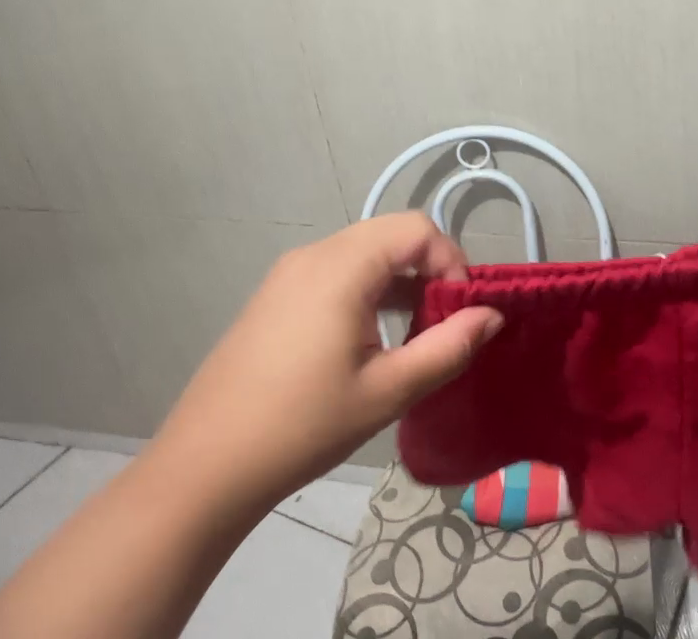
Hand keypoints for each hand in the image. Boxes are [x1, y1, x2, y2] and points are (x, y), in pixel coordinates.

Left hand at [147, 213, 503, 510]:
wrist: (205, 467)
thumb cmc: (304, 426)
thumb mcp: (389, 391)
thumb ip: (449, 347)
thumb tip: (492, 315)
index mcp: (340, 268)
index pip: (416, 229)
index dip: (451, 261)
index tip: (460, 313)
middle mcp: (312, 256)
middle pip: (390, 234)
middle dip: (429, 270)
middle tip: (443, 324)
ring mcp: (288, 275)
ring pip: (364, 253)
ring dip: (400, 282)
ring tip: (413, 336)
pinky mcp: (275, 297)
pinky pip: (337, 272)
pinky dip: (369, 290)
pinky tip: (370, 341)